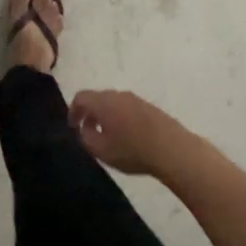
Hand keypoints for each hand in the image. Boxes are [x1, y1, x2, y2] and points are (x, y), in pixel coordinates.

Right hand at [69, 89, 191, 176]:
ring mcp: (137, 99)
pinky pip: (128, 107)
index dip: (73, 110)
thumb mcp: (100, 150)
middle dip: (89, 112)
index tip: (73, 126)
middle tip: (87, 129)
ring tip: (107, 133)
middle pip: (98, 97)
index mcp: (103, 102)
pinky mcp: (150, 107)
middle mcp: (119, 95)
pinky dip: (120, 116)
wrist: (173, 149)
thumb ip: (86, 137)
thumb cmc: (132, 150)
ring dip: (106, 114)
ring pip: (114, 102)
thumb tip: (86, 127)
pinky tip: (126, 134)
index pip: (80, 97)